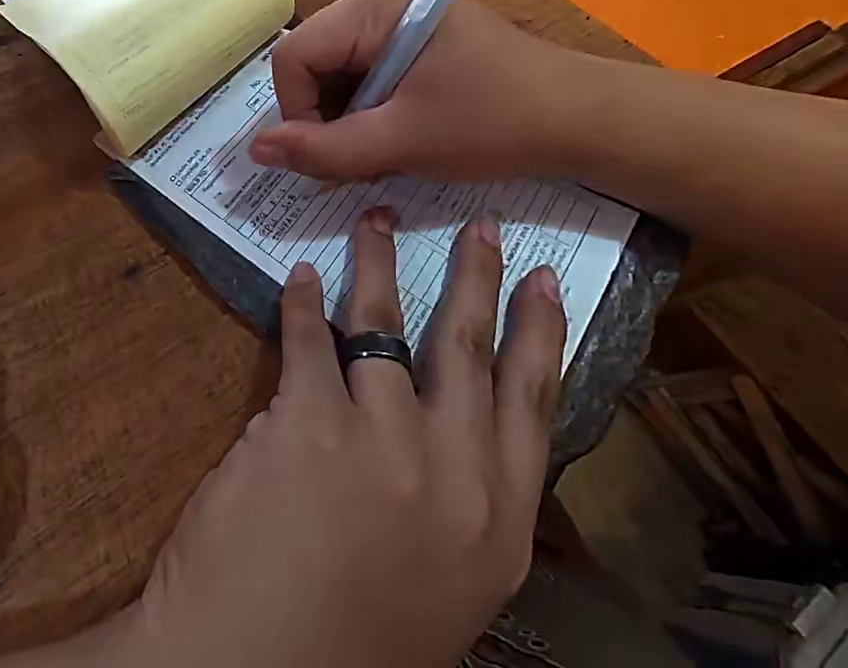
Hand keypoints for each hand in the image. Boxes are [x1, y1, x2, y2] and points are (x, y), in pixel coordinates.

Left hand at [129, 208, 565, 667]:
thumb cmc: (351, 648)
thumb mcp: (445, 588)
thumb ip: (463, 502)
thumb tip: (462, 427)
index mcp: (495, 524)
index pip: (533, 403)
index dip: (541, 333)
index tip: (544, 280)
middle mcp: (450, 474)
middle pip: (469, 347)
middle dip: (478, 278)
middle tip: (484, 227)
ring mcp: (380, 442)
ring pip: (387, 321)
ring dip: (380, 263)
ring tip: (378, 222)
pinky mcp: (307, 424)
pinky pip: (310, 338)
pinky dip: (304, 302)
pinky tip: (303, 277)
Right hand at [249, 0, 580, 181]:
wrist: (577, 117)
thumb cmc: (493, 122)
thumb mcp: (403, 141)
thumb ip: (325, 149)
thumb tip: (257, 150)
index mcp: (374, 5)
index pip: (294, 57)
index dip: (297, 113)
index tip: (328, 158)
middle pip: (314, 62)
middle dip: (326, 118)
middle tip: (362, 160)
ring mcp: (400, 14)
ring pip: (339, 72)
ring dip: (350, 119)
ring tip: (387, 150)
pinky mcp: (417, 36)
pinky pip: (368, 73)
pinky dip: (372, 110)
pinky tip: (401, 133)